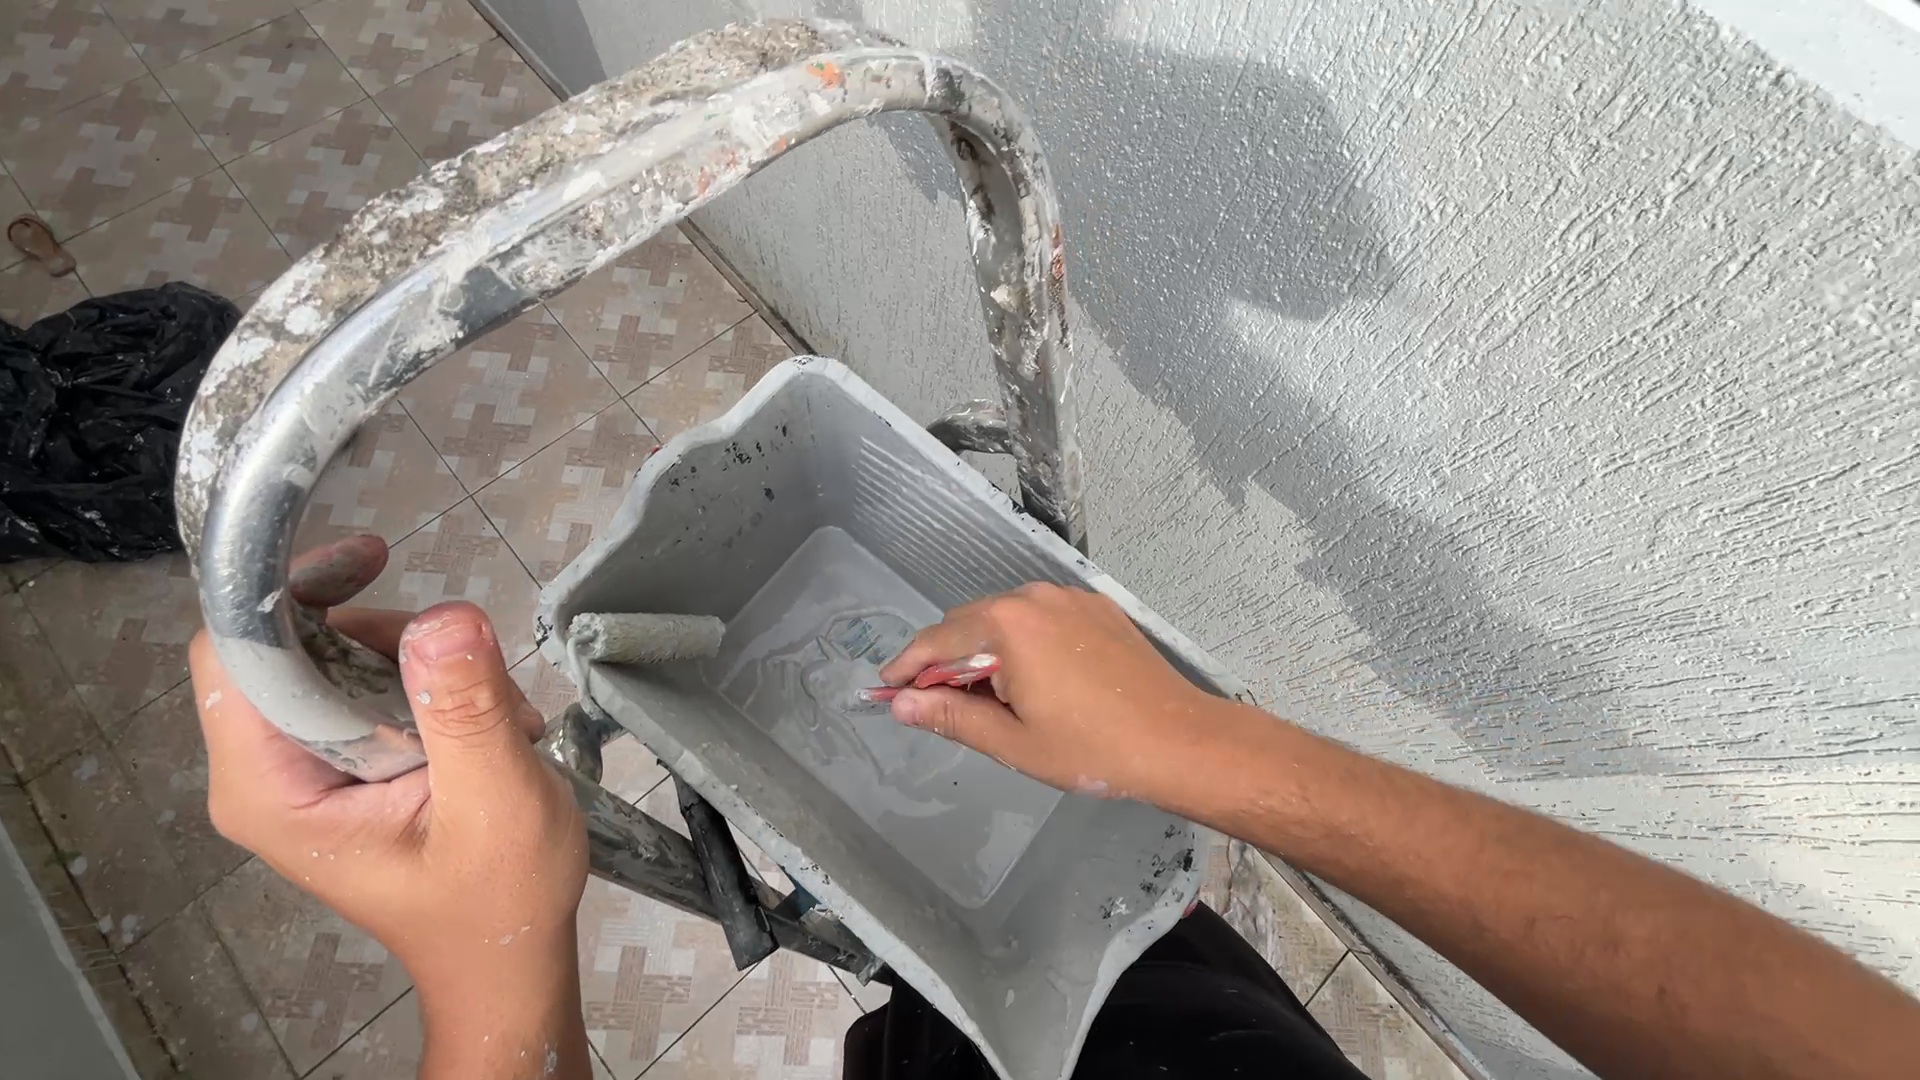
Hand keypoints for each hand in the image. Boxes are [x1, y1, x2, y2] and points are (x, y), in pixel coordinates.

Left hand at [190, 536, 591, 1078]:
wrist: (508, 951)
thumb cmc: (499, 896)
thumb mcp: (497, 801)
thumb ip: (466, 711)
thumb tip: (446, 616)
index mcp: (275, 786)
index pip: (238, 657)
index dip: (292, 595)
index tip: (376, 560)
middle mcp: (277, 769)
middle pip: (302, 648)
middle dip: (400, 641)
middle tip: (483, 675)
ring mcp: (318, 766)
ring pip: (355, 660)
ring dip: (439, 669)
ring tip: (506, 722)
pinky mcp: (358, 762)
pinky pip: (387, 687)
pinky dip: (449, 689)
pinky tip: (498, 730)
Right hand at [878, 583, 1227, 799]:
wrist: (1179, 740)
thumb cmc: (1090, 749)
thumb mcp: (1012, 741)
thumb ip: (950, 716)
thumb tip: (900, 703)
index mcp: (1008, 624)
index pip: (937, 640)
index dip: (908, 666)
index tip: (887, 687)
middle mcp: (1034, 596)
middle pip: (969, 623)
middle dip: (947, 660)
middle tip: (939, 704)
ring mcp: (1069, 597)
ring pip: (1005, 618)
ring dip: (986, 650)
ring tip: (993, 697)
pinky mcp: (1096, 606)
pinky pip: (1041, 617)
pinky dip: (1023, 641)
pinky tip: (1036, 677)